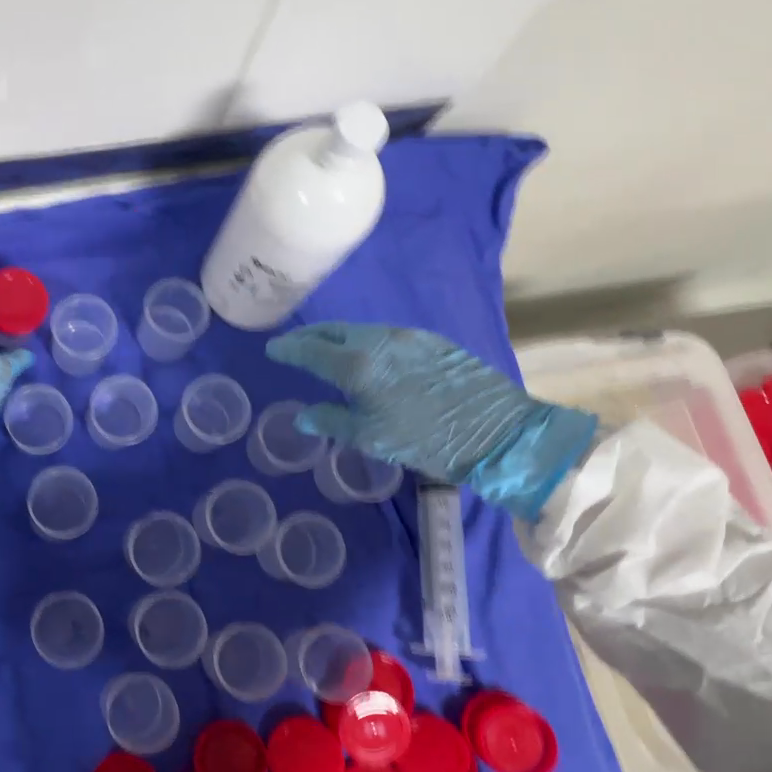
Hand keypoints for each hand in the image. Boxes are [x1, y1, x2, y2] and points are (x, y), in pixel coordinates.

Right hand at [265, 323, 596, 518]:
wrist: (500, 433)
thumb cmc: (427, 441)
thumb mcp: (372, 439)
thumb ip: (332, 421)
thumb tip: (303, 415)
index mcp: (358, 365)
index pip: (310, 350)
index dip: (288, 349)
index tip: (272, 349)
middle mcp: (380, 340)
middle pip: (334, 331)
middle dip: (309, 337)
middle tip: (293, 345)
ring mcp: (409, 337)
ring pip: (361, 330)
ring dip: (338, 338)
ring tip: (326, 351)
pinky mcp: (432, 341)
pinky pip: (386, 335)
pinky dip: (365, 342)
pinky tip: (366, 356)